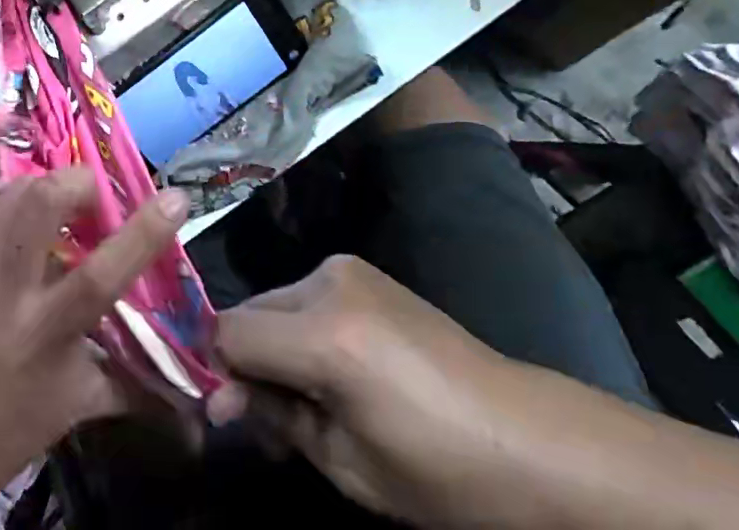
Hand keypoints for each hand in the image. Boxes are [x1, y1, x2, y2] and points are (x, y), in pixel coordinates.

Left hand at [0, 144, 191, 527]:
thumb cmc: (7, 428)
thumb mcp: (81, 401)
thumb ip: (139, 379)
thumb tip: (193, 373)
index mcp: (47, 329)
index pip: (102, 272)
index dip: (145, 230)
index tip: (176, 198)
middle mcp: (0, 288)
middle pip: (42, 204)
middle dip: (80, 184)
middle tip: (94, 200)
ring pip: (5, 193)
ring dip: (40, 182)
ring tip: (54, 196)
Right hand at [207, 255, 527, 528]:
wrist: (523, 437)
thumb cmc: (434, 468)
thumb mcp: (341, 461)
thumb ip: (273, 413)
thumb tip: (222, 395)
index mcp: (324, 334)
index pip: (228, 333)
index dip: (215, 373)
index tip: (223, 413)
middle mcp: (329, 282)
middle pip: (249, 312)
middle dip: (242, 359)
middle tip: (258, 416)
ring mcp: (348, 269)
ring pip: (275, 304)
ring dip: (270, 345)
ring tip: (299, 397)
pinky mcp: (364, 272)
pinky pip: (305, 298)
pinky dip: (297, 330)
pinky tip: (325, 369)